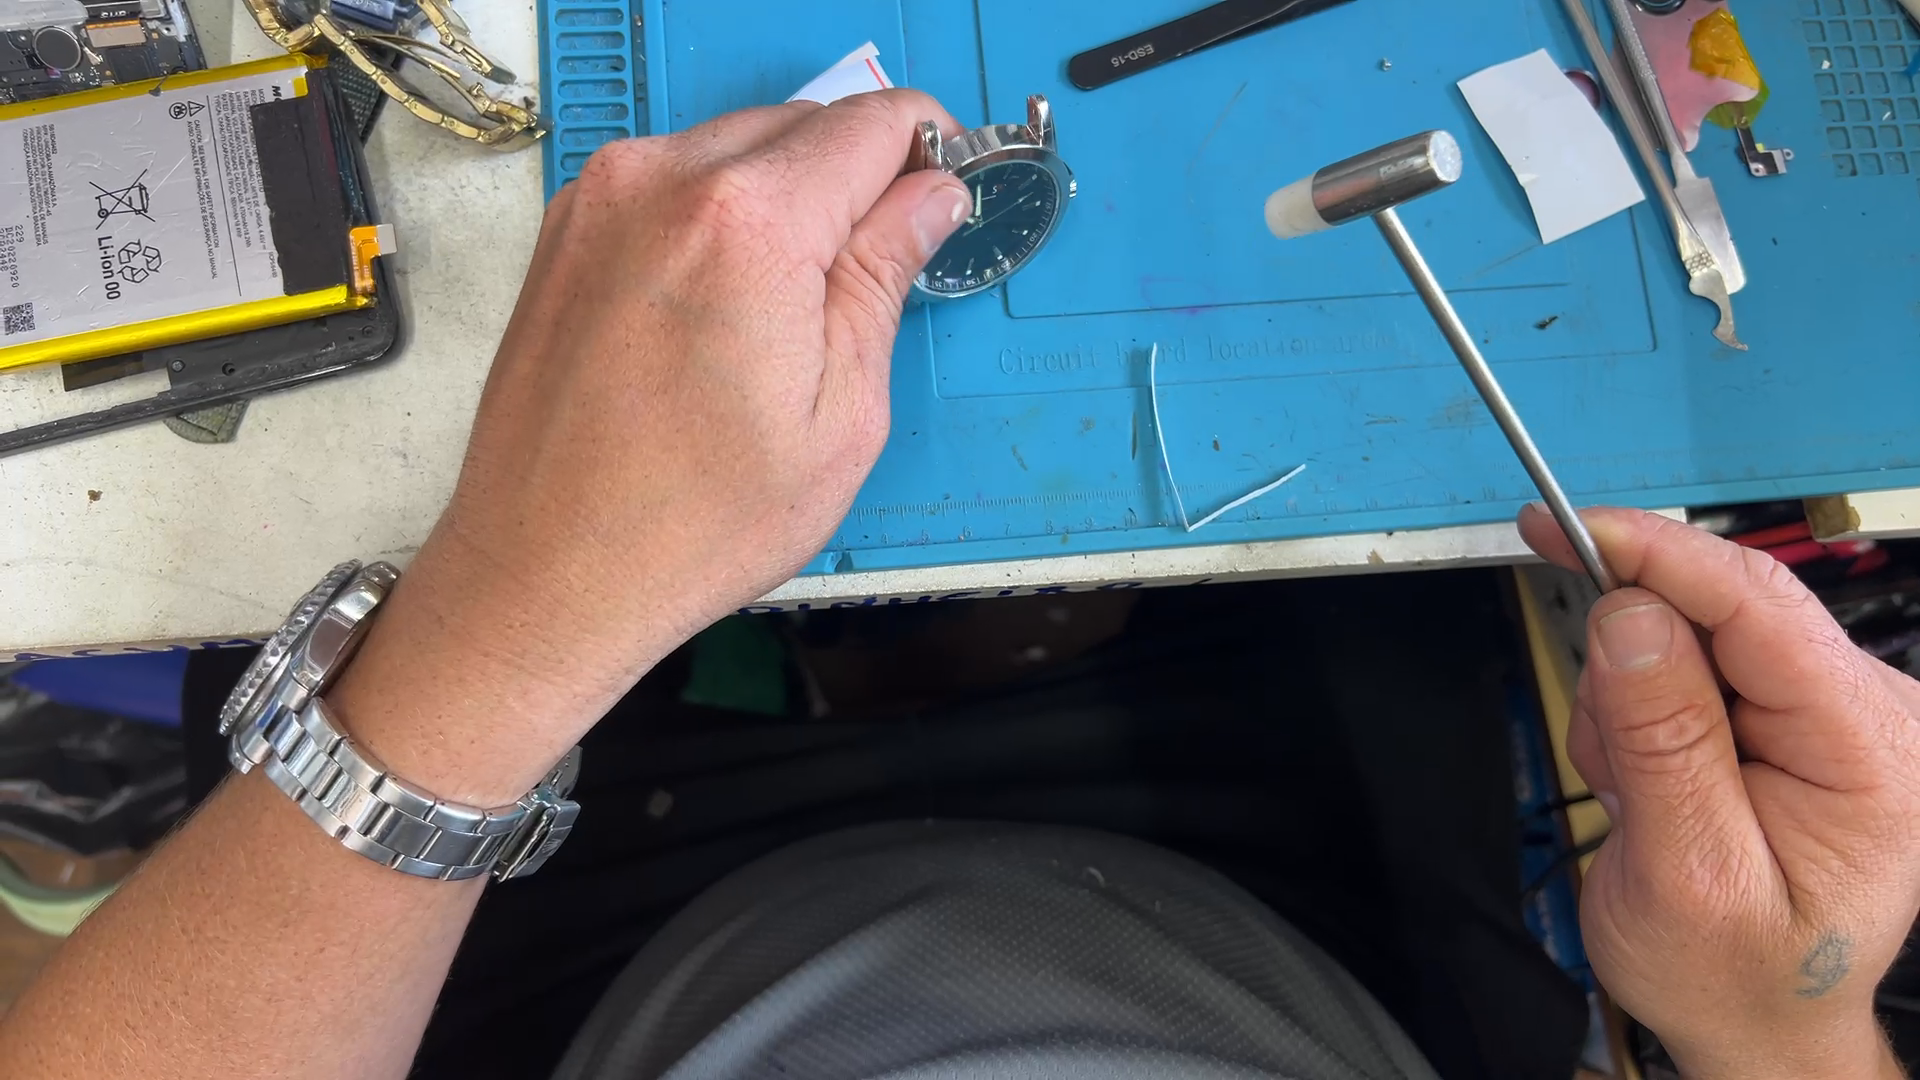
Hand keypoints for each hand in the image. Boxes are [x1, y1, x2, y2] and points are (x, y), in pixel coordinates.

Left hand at [326, 92, 970, 800]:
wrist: (553, 573)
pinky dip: (730, 212)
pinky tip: (737, 296)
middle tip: (883, 262)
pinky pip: (678, 181)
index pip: (870, 125)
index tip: (944, 191)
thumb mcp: (843, 415)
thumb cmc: (708, 520)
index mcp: (751, 225)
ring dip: (795, 196)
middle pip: (803, 125)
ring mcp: (601, 197)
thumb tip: (929, 196)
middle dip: (862, 174)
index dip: (925, 147)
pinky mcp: (567, 230)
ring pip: (738, 147)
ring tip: (805, 297)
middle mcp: (663, 180)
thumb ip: (884, 280)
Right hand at [1521, 506, 1919, 1079]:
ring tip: (1638, 795)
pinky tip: (1642, 781)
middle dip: (1623, 674)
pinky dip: (1618, 718)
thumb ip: (1661, 738)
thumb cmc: (1726, 965)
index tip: (1556, 527)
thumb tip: (1626, 616)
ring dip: (1617, 709)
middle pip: (1703, 613)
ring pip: (1657, 643)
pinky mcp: (1757, 713)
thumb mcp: (1683, 865)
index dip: (1651, 552)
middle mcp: (1854, 711)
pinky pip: (1647, 671)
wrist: (1743, 1011)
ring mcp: (1806, 709)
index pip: (1754, 607)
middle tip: (1617, 767)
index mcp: (1869, 751)